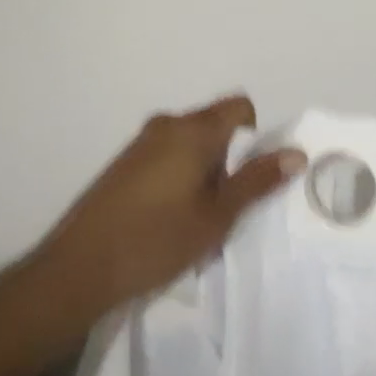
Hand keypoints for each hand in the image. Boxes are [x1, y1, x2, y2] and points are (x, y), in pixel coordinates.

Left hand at [33, 94, 306, 312]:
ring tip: (196, 221)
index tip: (248, 177)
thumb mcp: (217, 216)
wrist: (78, 268)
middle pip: (214, 126)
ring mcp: (139, 144)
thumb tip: (296, 153)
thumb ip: (257, 181)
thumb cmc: (156, 239)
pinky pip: (166, 159)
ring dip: (203, 174)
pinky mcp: (122, 165)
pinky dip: (178, 180)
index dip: (254, 136)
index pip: (240, 107)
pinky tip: (167, 222)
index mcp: (193, 130)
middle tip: (225, 207)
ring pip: (190, 145)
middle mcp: (166, 125)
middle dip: (229, 160)